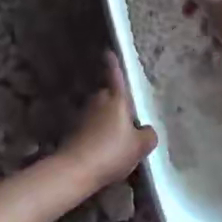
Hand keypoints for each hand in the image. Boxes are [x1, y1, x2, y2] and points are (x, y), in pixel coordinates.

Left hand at [61, 52, 156, 185]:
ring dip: (107, 122)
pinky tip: (104, 154)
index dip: (113, 63)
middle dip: (117, 106)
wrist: (76, 169)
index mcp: (116, 99)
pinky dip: (98, 136)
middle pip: (109, 97)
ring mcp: (83, 114)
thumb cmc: (111, 151)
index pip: (115, 74)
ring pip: (100, 113)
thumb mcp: (140, 146)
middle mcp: (98, 100)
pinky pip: (91, 128)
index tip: (108, 51)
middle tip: (128, 122)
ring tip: (118, 143)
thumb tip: (146, 130)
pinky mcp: (74, 130)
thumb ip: (148, 135)